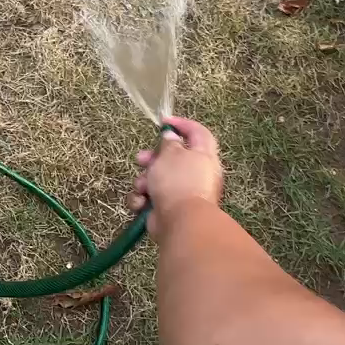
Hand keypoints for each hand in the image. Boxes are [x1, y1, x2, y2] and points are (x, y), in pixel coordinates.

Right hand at [125, 116, 222, 238]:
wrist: (181, 222)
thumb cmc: (178, 182)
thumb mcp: (170, 155)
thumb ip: (169, 144)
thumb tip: (171, 139)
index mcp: (203, 157)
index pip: (198, 133)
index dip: (182, 124)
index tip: (163, 122)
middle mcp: (195, 174)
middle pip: (171, 158)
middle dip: (152, 158)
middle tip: (141, 159)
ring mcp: (181, 193)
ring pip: (156, 178)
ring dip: (144, 181)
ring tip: (143, 187)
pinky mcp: (168, 209)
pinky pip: (151, 197)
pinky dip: (143, 199)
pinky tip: (142, 202)